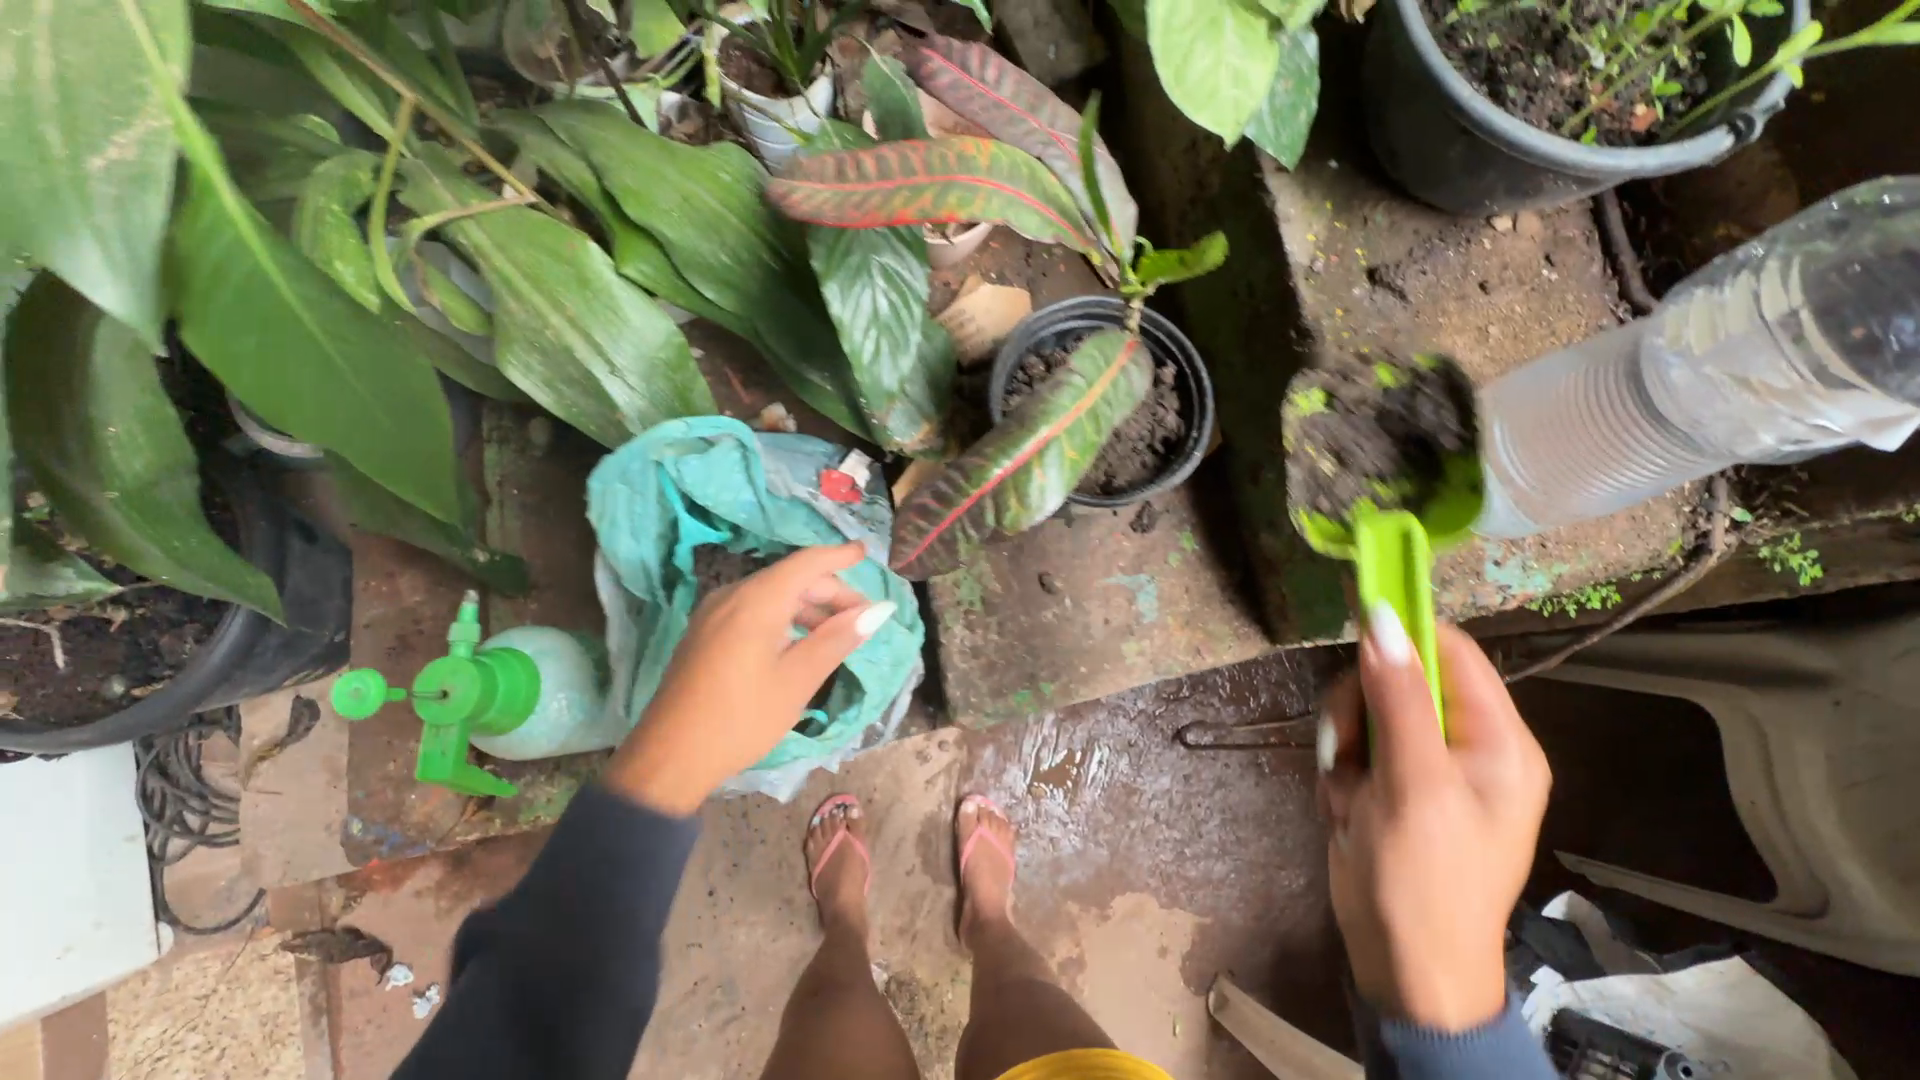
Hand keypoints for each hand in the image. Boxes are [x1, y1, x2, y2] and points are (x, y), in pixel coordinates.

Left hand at [605, 543, 893, 816]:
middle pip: (790, 578)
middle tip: (863, 618)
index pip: (807, 562)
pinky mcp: (705, 633)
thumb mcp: (798, 679)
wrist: (671, 757)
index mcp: (757, 600)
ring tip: (837, 634)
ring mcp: (713, 613)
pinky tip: (799, 644)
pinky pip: (752, 610)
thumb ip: (839, 638)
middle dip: (829, 592)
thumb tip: (881, 609)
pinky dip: (783, 618)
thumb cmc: (742, 717)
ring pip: (771, 595)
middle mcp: (732, 595)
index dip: (840, 556)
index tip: (867, 552)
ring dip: (807, 608)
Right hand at [1316, 606, 1550, 1031]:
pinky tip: (1345, 807)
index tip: (1351, 626)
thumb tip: (1381, 617)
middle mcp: (1465, 744)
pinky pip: (1353, 745)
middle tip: (1347, 748)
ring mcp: (1423, 764)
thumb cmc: (1423, 878)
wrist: (1404, 964)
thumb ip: (1396, 697)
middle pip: (1397, 676)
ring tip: (1345, 791)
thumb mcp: (1411, 784)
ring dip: (1343, 743)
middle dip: (1360, 707)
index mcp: (1498, 741)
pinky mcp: (1390, 783)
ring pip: (1365, 708)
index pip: (1452, 652)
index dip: (1403, 632)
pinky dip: (1339, 770)